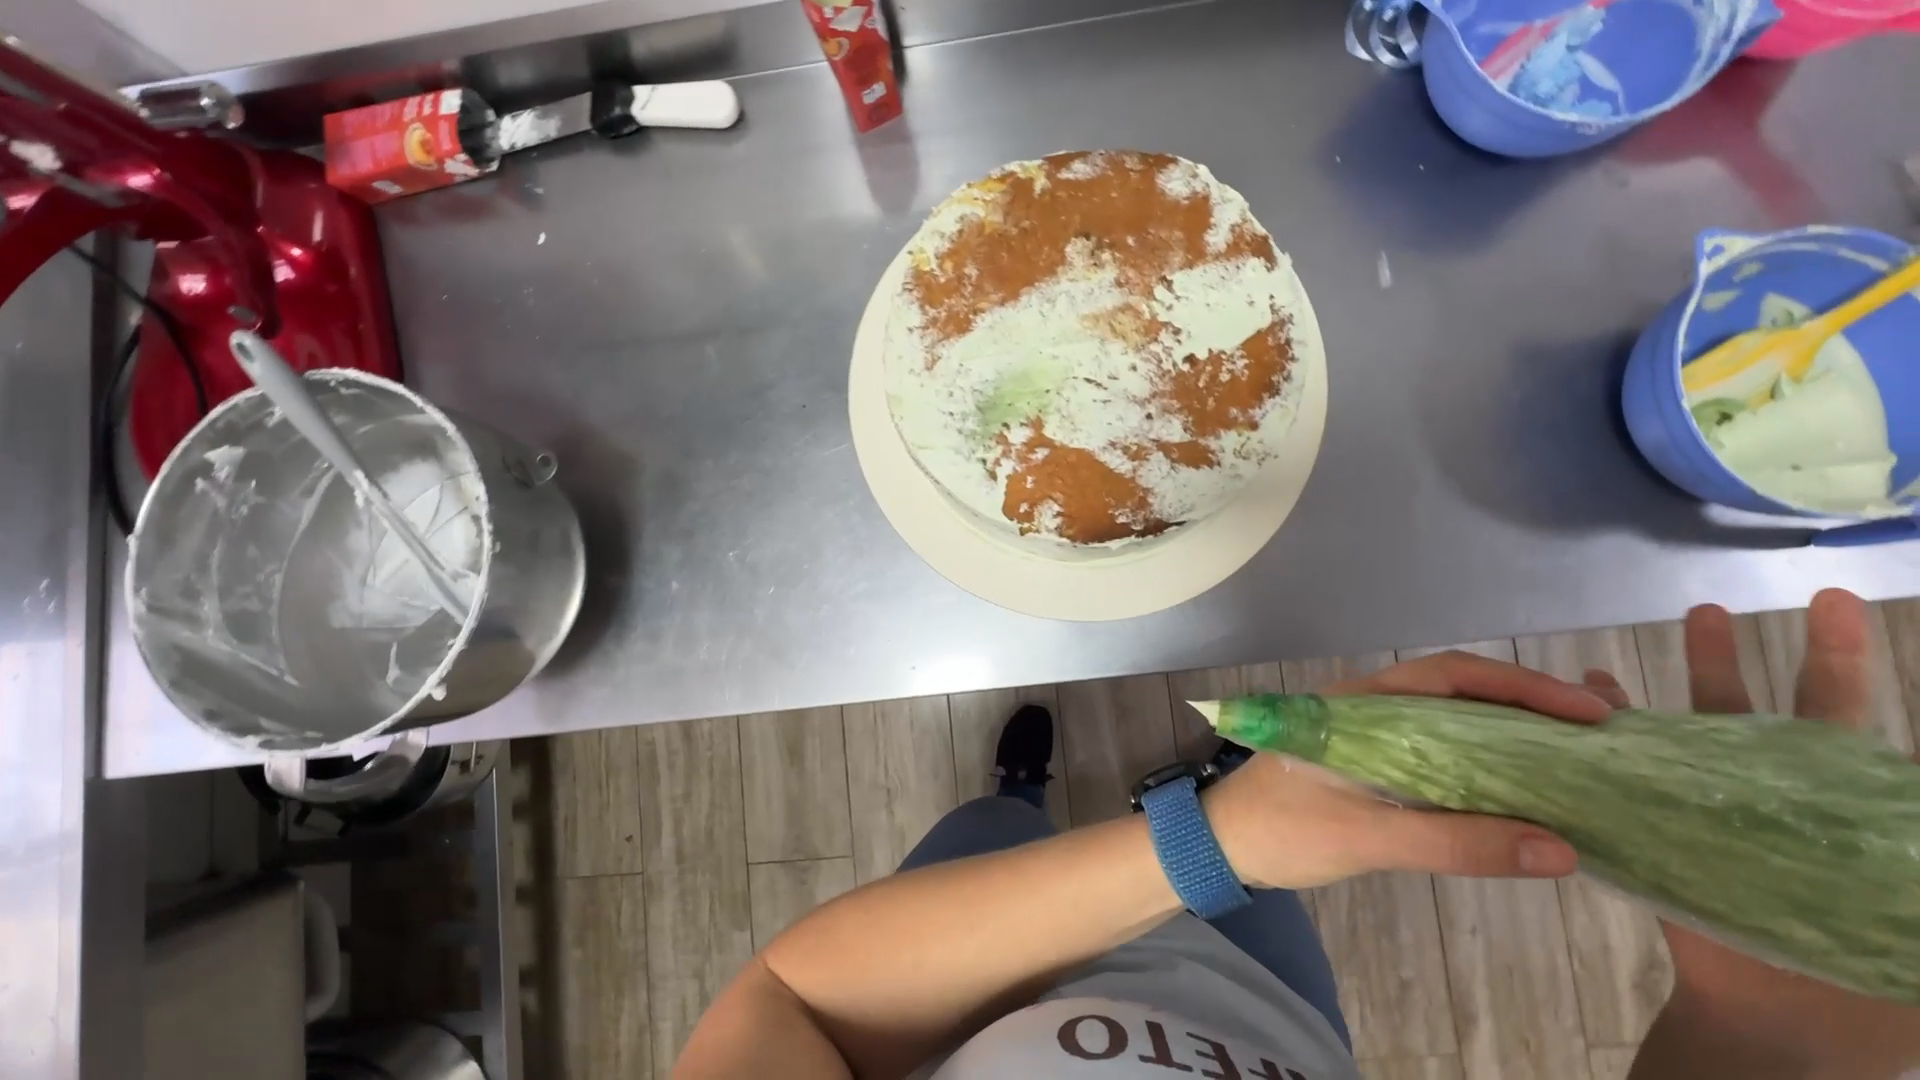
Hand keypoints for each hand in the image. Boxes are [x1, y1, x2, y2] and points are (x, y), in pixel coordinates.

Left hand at [1202, 650, 1610, 889]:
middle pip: (1461, 695)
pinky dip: (1483, 768)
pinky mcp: (1371, 769)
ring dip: (1511, 738)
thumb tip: (1559, 847)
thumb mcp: (1366, 836)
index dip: (1523, 687)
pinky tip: (1521, 793)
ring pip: (1452, 726)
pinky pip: (1437, 757)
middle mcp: (1370, 709)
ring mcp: (1370, 738)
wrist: (1219, 844)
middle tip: (1604, 735)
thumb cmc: (1281, 829)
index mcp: (1363, 704)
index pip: (1453, 676)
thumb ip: (1454, 842)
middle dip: (1530, 708)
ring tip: (1580, 762)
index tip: (1590, 711)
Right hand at [1617, 590, 1919, 1076]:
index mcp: (1842, 807)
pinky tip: (1582, 697)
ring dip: (1679, 681)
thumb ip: (1909, 846)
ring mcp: (1713, 806)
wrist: (1779, 1024)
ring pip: (1694, 730)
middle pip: (1764, 712)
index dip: (1841, 661)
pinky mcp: (1659, 826)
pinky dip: (1606, 732)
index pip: (1847, 723)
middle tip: (1710, 606)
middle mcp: (1775, 793)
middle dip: (1744, 656)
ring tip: (1669, 632)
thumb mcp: (1905, 918)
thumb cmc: (1862, 983)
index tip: (1828, 604)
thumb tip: (1919, 783)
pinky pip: (1626, 769)